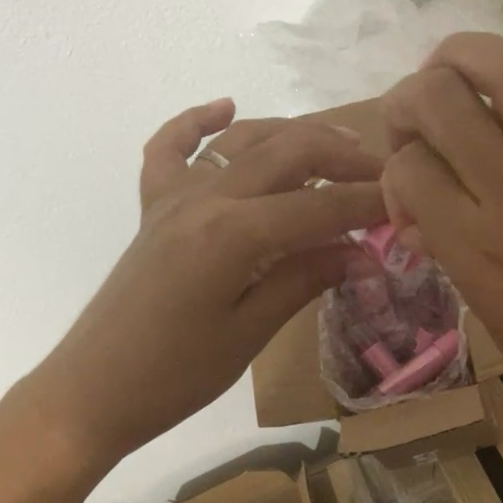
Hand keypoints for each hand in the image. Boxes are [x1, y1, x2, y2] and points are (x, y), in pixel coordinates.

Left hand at [25, 100, 384, 465]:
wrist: (92, 393)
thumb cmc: (176, 377)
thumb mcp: (252, 333)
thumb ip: (304, 280)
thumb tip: (361, 254)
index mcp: (233, 234)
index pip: (319, 206)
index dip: (369, 202)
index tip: (409, 202)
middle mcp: (204, 199)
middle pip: (287, 154)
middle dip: (343, 157)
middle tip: (387, 172)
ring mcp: (173, 199)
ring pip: (243, 142)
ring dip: (293, 134)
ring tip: (340, 143)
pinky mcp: (153, 209)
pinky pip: (172, 150)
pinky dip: (198, 123)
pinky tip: (224, 109)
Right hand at [379, 0, 502, 451]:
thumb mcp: (500, 324)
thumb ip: (459, 262)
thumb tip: (426, 216)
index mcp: (479, 251)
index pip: (408, 172)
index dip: (396, 171)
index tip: (412, 192)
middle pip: (441, 108)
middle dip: (411, 103)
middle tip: (418, 123)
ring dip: (464, 53)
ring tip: (445, 62)